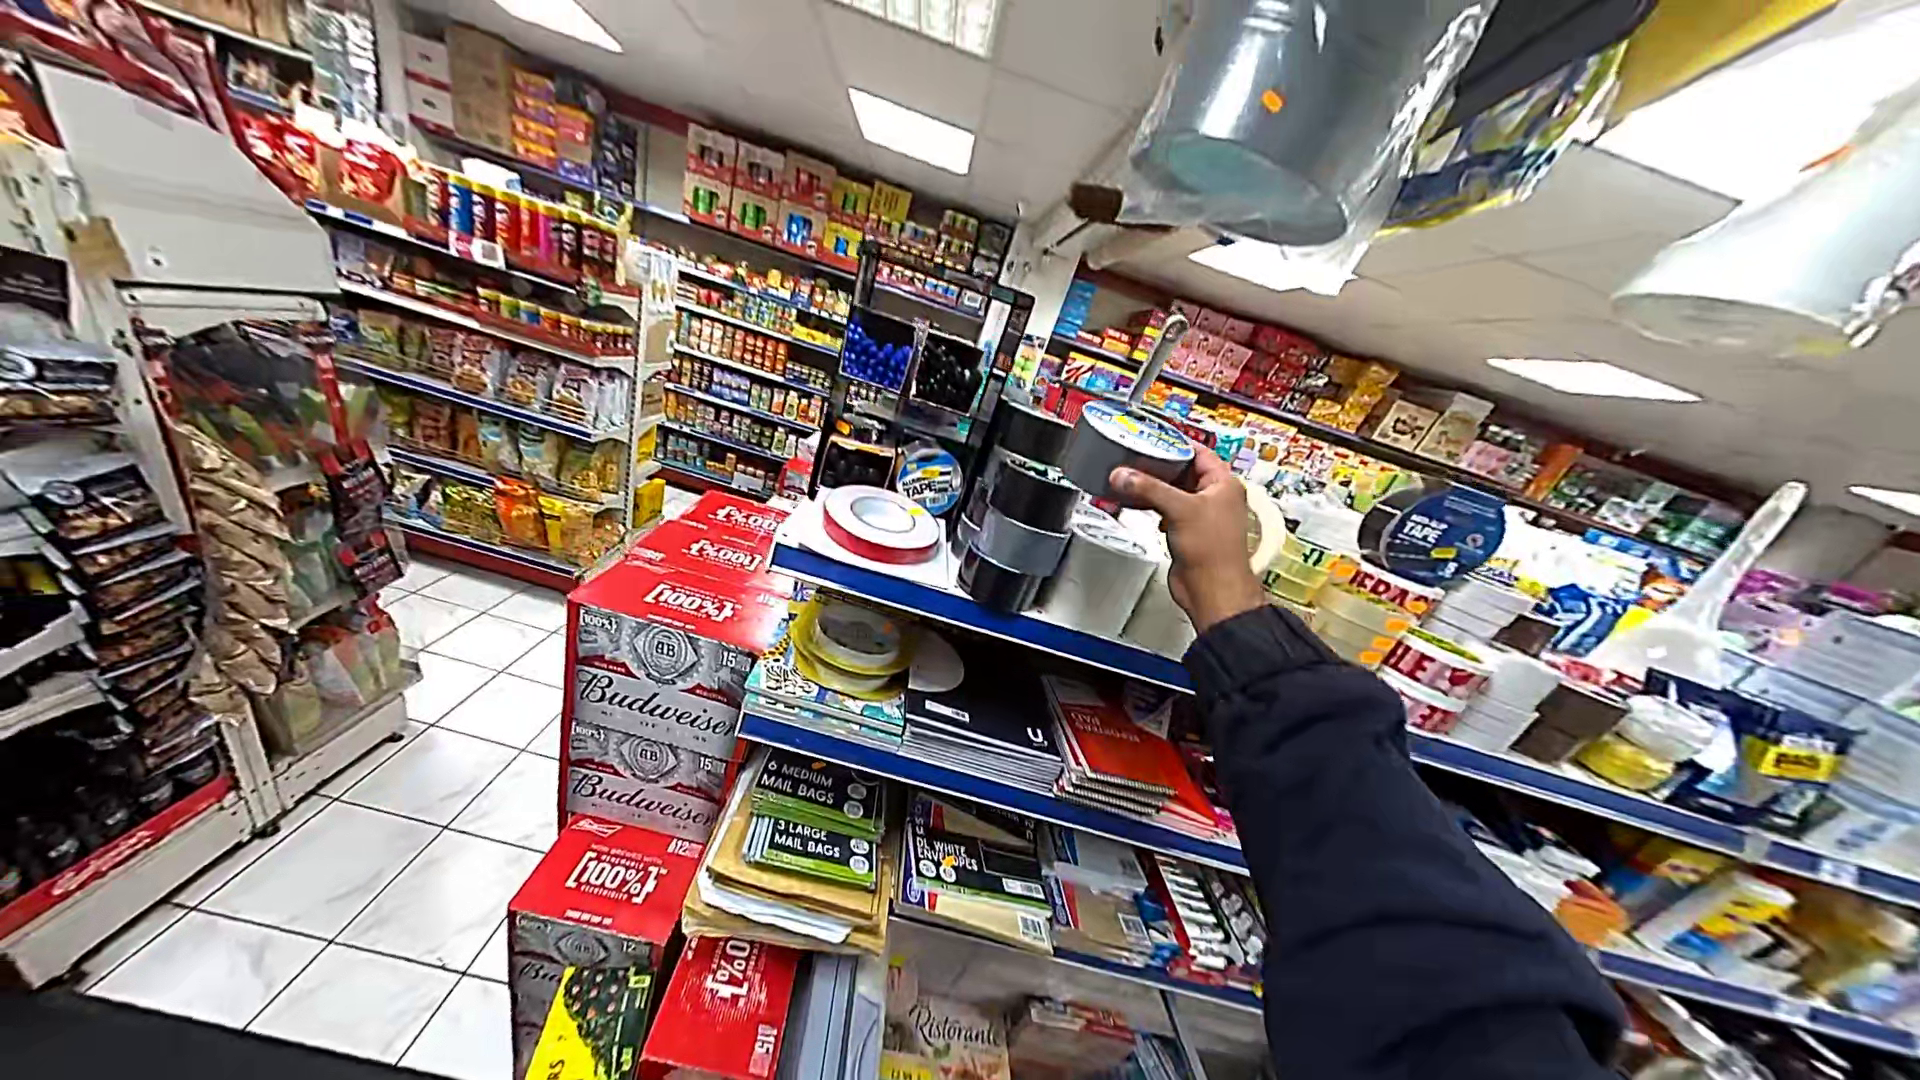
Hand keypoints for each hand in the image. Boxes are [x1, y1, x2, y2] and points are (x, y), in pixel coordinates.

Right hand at [1109, 445, 1265, 633]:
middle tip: (1137, 457)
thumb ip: (1149, 489)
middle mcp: (1214, 498)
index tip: (1155, 437)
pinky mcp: (1187, 532)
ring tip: (1132, 478)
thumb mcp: (1179, 509)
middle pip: (1183, 471)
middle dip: (1159, 466)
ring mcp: (1200, 516)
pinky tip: (1140, 504)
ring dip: (1153, 487)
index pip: (1199, 452)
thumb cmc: (1215, 552)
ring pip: (1173, 492)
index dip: (1177, 443)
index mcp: (1224, 485)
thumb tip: (1124, 475)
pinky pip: (1167, 510)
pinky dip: (1152, 505)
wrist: (1212, 590)